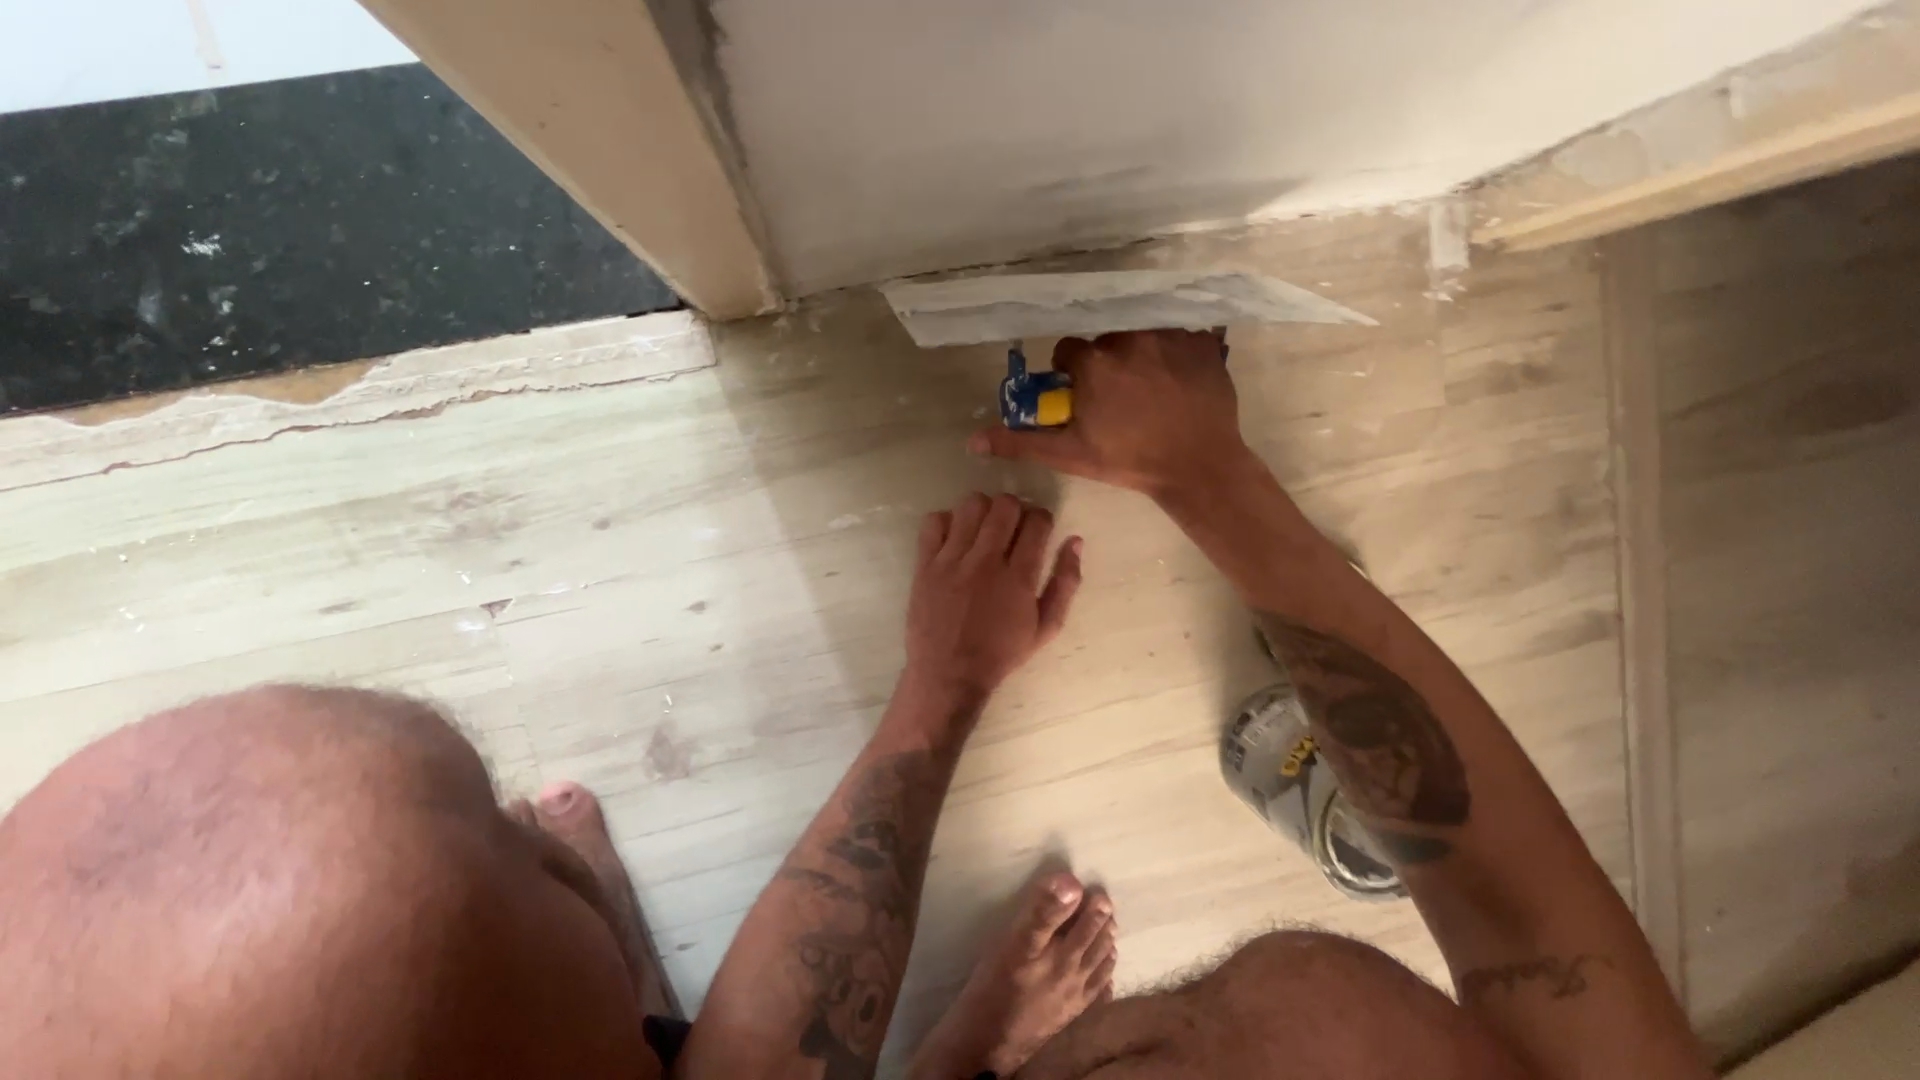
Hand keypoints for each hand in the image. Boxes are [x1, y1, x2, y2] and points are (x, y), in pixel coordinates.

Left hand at [903, 493, 1082, 702]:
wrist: (948, 674)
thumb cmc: (1001, 653)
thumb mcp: (1046, 628)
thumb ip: (1065, 583)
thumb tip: (1075, 541)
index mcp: (1019, 578)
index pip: (1036, 522)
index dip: (1042, 517)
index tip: (1038, 528)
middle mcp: (986, 562)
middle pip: (1005, 505)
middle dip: (1015, 508)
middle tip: (1012, 525)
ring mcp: (952, 561)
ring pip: (971, 506)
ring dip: (983, 510)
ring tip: (984, 528)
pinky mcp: (925, 564)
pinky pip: (934, 522)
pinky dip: (947, 521)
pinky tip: (955, 538)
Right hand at [968, 330, 1250, 499]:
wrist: (1198, 466)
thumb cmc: (1129, 461)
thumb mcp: (1070, 455)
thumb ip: (1020, 443)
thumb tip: (973, 441)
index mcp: (1094, 362)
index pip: (1069, 351)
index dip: (1073, 373)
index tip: (1083, 394)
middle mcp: (1129, 337)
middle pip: (1107, 340)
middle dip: (1108, 362)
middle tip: (1120, 397)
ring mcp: (1169, 335)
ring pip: (1142, 334)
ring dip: (1141, 354)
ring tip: (1151, 388)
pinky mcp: (1202, 340)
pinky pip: (1179, 335)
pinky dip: (1176, 353)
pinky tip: (1179, 381)